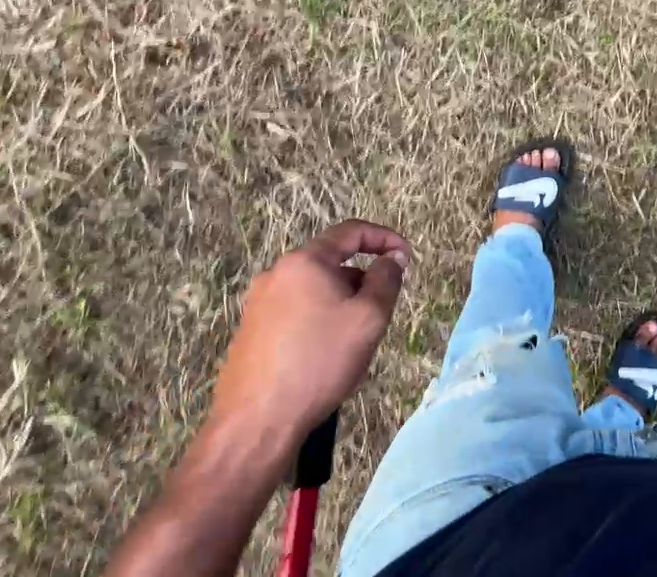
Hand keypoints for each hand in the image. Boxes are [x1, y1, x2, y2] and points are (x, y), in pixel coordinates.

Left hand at [209, 220, 411, 446]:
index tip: (406, 258)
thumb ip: (387, 279)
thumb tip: (392, 258)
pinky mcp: (250, 333)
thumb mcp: (369, 317)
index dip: (385, 238)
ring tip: (354, 341)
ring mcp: (257, 305)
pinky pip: (296, 312)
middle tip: (381, 312)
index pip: (351, 231)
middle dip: (363, 280)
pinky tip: (325, 356)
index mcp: (304, 262)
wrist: (256, 423)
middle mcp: (275, 275)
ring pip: (315, 290)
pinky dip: (319, 320)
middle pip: (332, 263)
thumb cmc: (319, 361)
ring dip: (342, 303)